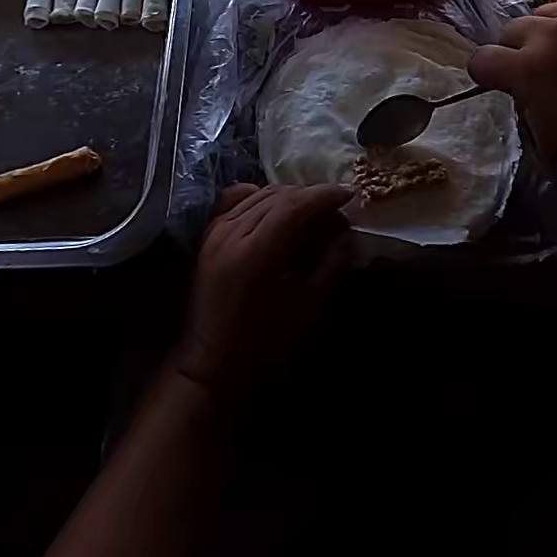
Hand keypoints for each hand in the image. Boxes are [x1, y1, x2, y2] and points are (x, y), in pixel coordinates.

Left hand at [173, 184, 352, 402]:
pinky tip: (274, 208)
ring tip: (312, 210)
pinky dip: (258, 197)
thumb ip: (331, 263)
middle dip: (310, 197)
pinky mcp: (207, 235)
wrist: (214, 362)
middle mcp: (231, 232)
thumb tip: (346, 232)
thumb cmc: (265, 342)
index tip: (349, 194)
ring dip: (287, 197)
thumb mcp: (309, 306)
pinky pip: (234, 200)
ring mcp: (215, 231)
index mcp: (256, 252)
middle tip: (335, 210)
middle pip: (277, 197)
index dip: (324, 196)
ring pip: (257, 195)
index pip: (294, 206)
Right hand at [467, 0, 556, 184]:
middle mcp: (555, 33)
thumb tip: (526, 96)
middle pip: (511, 29)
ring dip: (544, 32)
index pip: (482, 59)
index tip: (496, 87)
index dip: (485, 76)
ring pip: (545, 10)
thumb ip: (529, 110)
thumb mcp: (556, 145)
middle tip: (532, 77)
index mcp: (530, 69)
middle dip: (513, 52)